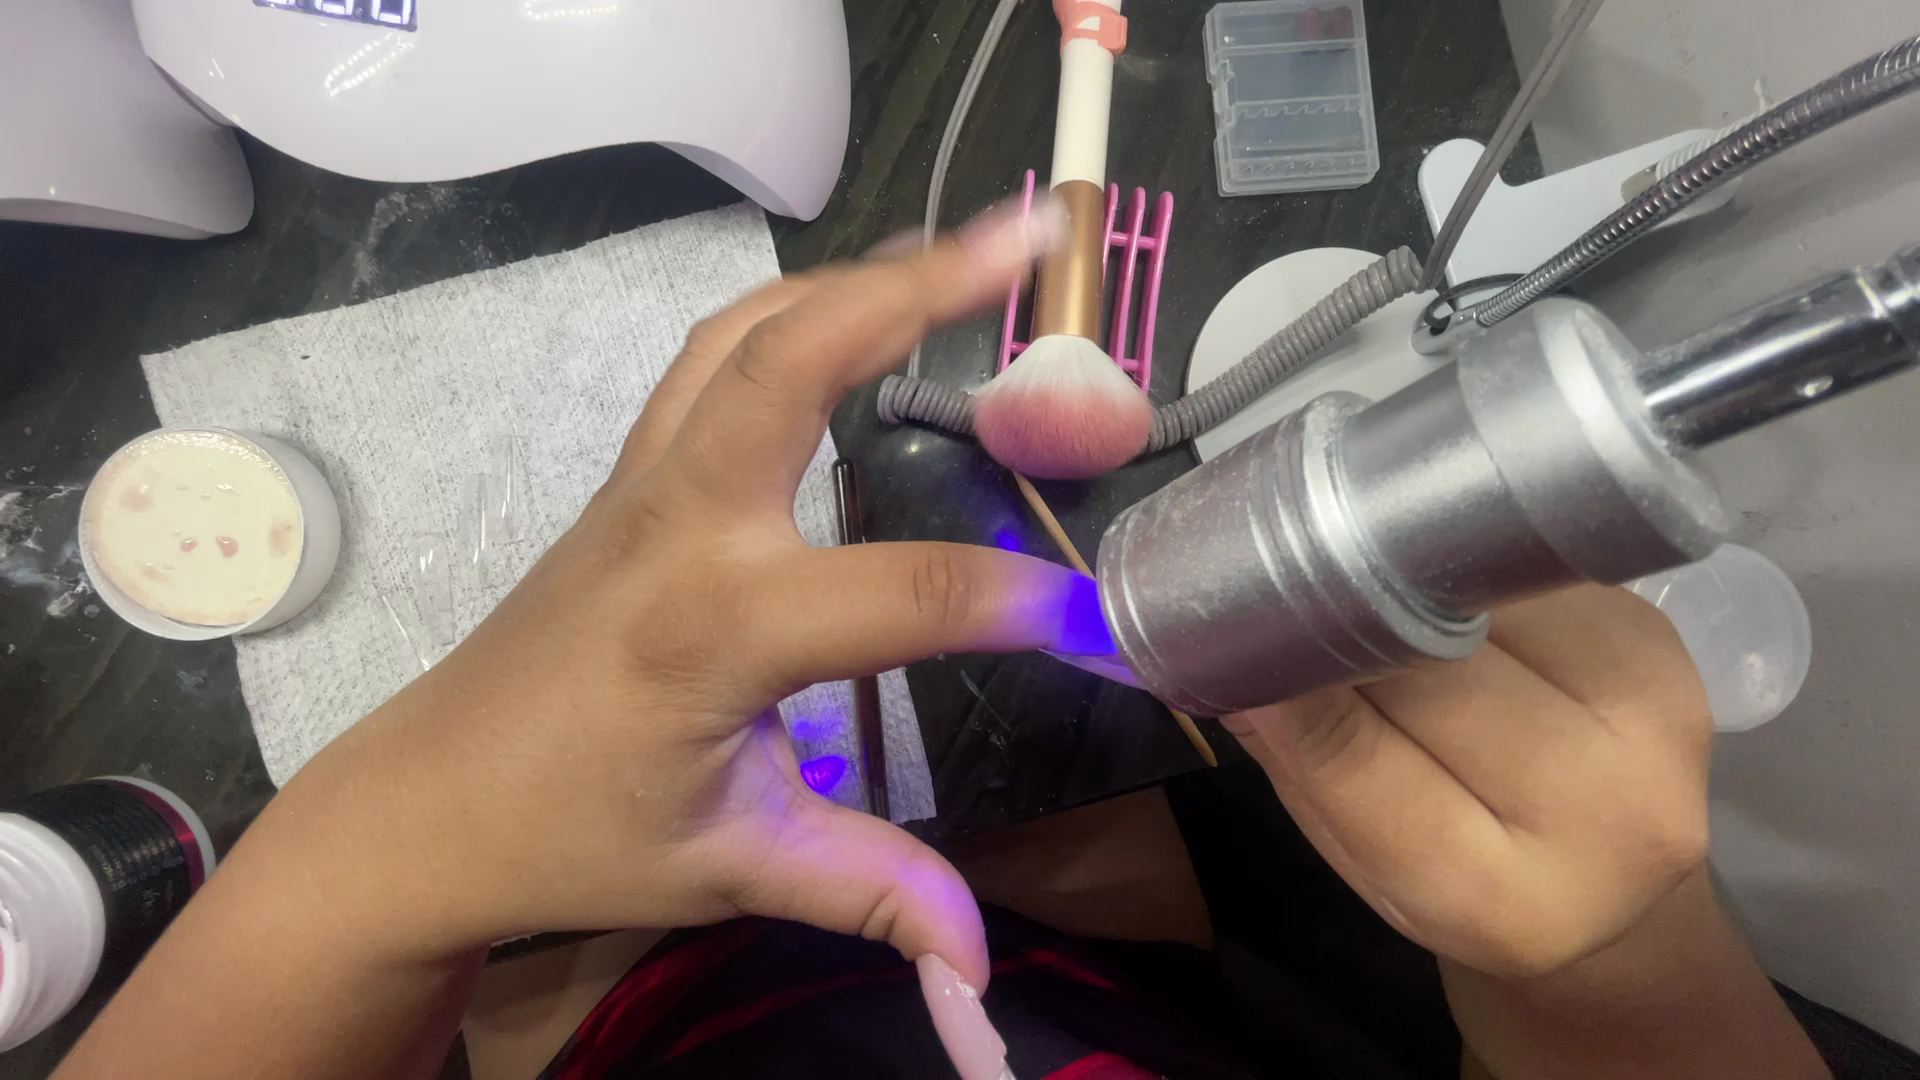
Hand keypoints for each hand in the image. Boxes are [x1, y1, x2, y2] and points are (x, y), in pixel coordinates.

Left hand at [261, 201, 1089, 990]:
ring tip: (961, 254)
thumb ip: (869, 891)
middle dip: (922, 287)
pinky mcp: (639, 469)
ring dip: (860, 278)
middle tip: (1030, 244)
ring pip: (753, 327)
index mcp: (716, 623)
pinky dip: (799, 311)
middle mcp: (686, 516)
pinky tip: (855, 311)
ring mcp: (652, 474)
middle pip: (801, 356)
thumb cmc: (578, 831)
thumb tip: (977, 970)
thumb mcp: (733, 864)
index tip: (1096, 619)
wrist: (425, 799)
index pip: (907, 591)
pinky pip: (721, 354)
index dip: (1014, 602)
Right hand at [1224, 585, 1713, 978]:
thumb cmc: (1441, 857)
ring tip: (1340, 561)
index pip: (1354, 760)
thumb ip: (1286, 747)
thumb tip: (1218, 650)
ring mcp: (1651, 723)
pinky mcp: (1656, 646)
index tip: (1226, 630)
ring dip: (1395, 577)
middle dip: (1340, 617)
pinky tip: (1417, 566)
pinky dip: (1452, 562)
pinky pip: (1523, 575)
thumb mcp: (1343, 836)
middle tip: (1270, 577)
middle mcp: (1602, 819)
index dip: (1286, 687)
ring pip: (1473, 607)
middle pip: (1424, 671)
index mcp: (1494, 899)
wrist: (1594, 868)